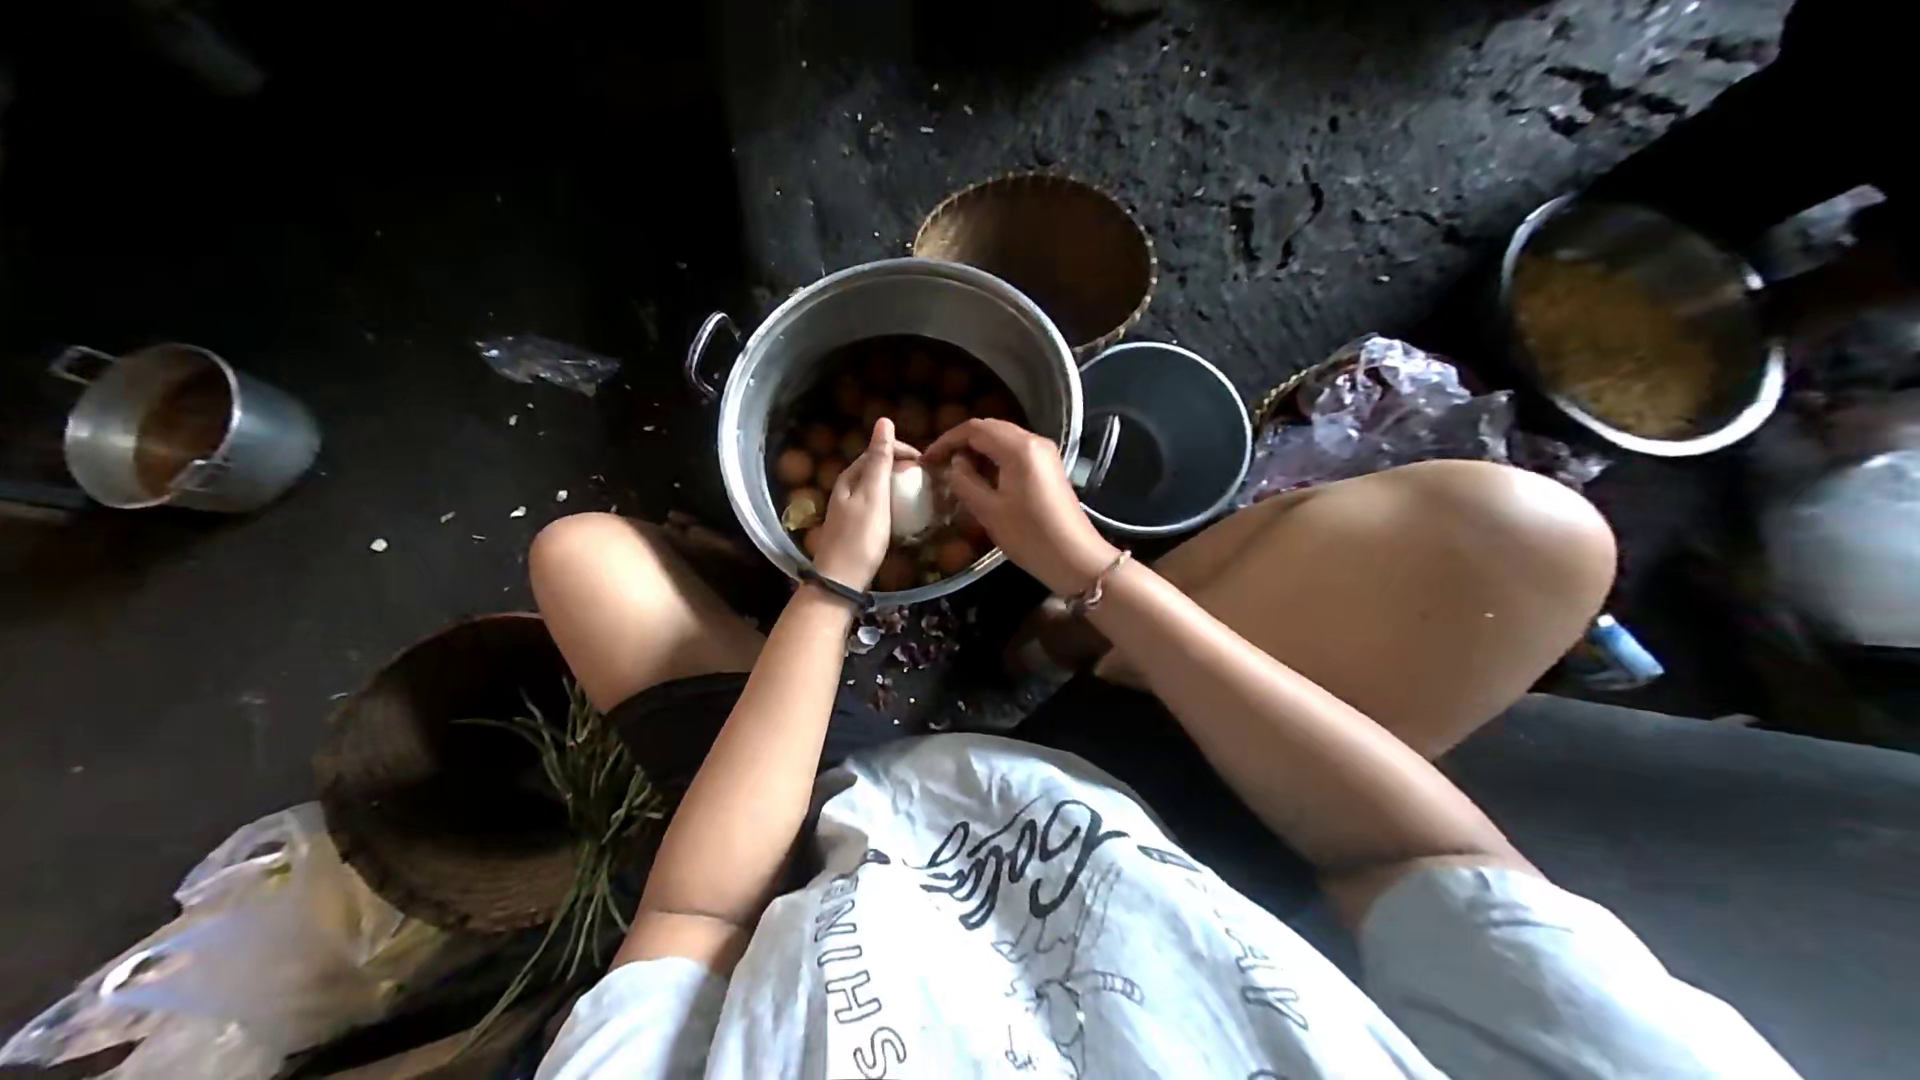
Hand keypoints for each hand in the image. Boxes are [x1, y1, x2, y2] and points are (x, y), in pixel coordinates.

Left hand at [810, 418, 917, 590]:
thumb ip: (879, 460)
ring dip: (898, 484)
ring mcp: (848, 508)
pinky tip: (903, 513)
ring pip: (877, 486)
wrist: (841, 582)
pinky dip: (892, 501)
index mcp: (849, 477)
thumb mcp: (873, 495)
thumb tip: (883, 420)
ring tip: (918, 492)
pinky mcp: (855, 526)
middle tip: (926, 478)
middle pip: (876, 467)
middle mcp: (845, 488)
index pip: (877, 450)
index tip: (925, 464)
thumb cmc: (860, 537)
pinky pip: (877, 503)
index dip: (902, 450)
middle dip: (901, 466)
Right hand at [922, 419, 1119, 594]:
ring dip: (978, 451)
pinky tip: (981, 478)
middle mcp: (1034, 441)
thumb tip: (955, 464)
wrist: (1075, 558)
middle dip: (961, 443)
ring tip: (956, 472)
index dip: (946, 441)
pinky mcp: (1049, 467)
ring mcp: (1045, 453)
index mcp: (1018, 448)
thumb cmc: (1030, 536)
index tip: (927, 459)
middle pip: (990, 429)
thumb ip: (965, 481)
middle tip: (939, 464)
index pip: (974, 429)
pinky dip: (995, 459)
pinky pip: (1016, 452)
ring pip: (1003, 439)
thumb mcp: (988, 511)